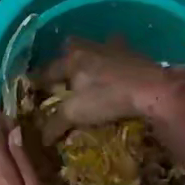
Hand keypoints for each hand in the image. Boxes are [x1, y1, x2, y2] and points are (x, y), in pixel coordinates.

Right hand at [40, 39, 184, 137]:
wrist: (152, 89)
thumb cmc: (107, 98)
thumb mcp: (75, 113)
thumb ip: (56, 123)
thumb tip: (43, 137)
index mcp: (72, 59)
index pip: (48, 70)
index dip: (38, 82)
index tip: (32, 90)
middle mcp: (90, 47)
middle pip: (71, 47)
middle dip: (65, 58)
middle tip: (65, 75)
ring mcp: (114, 47)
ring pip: (96, 46)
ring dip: (91, 56)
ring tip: (92, 71)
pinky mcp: (134, 53)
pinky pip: (119, 52)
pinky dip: (115, 61)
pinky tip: (118, 71)